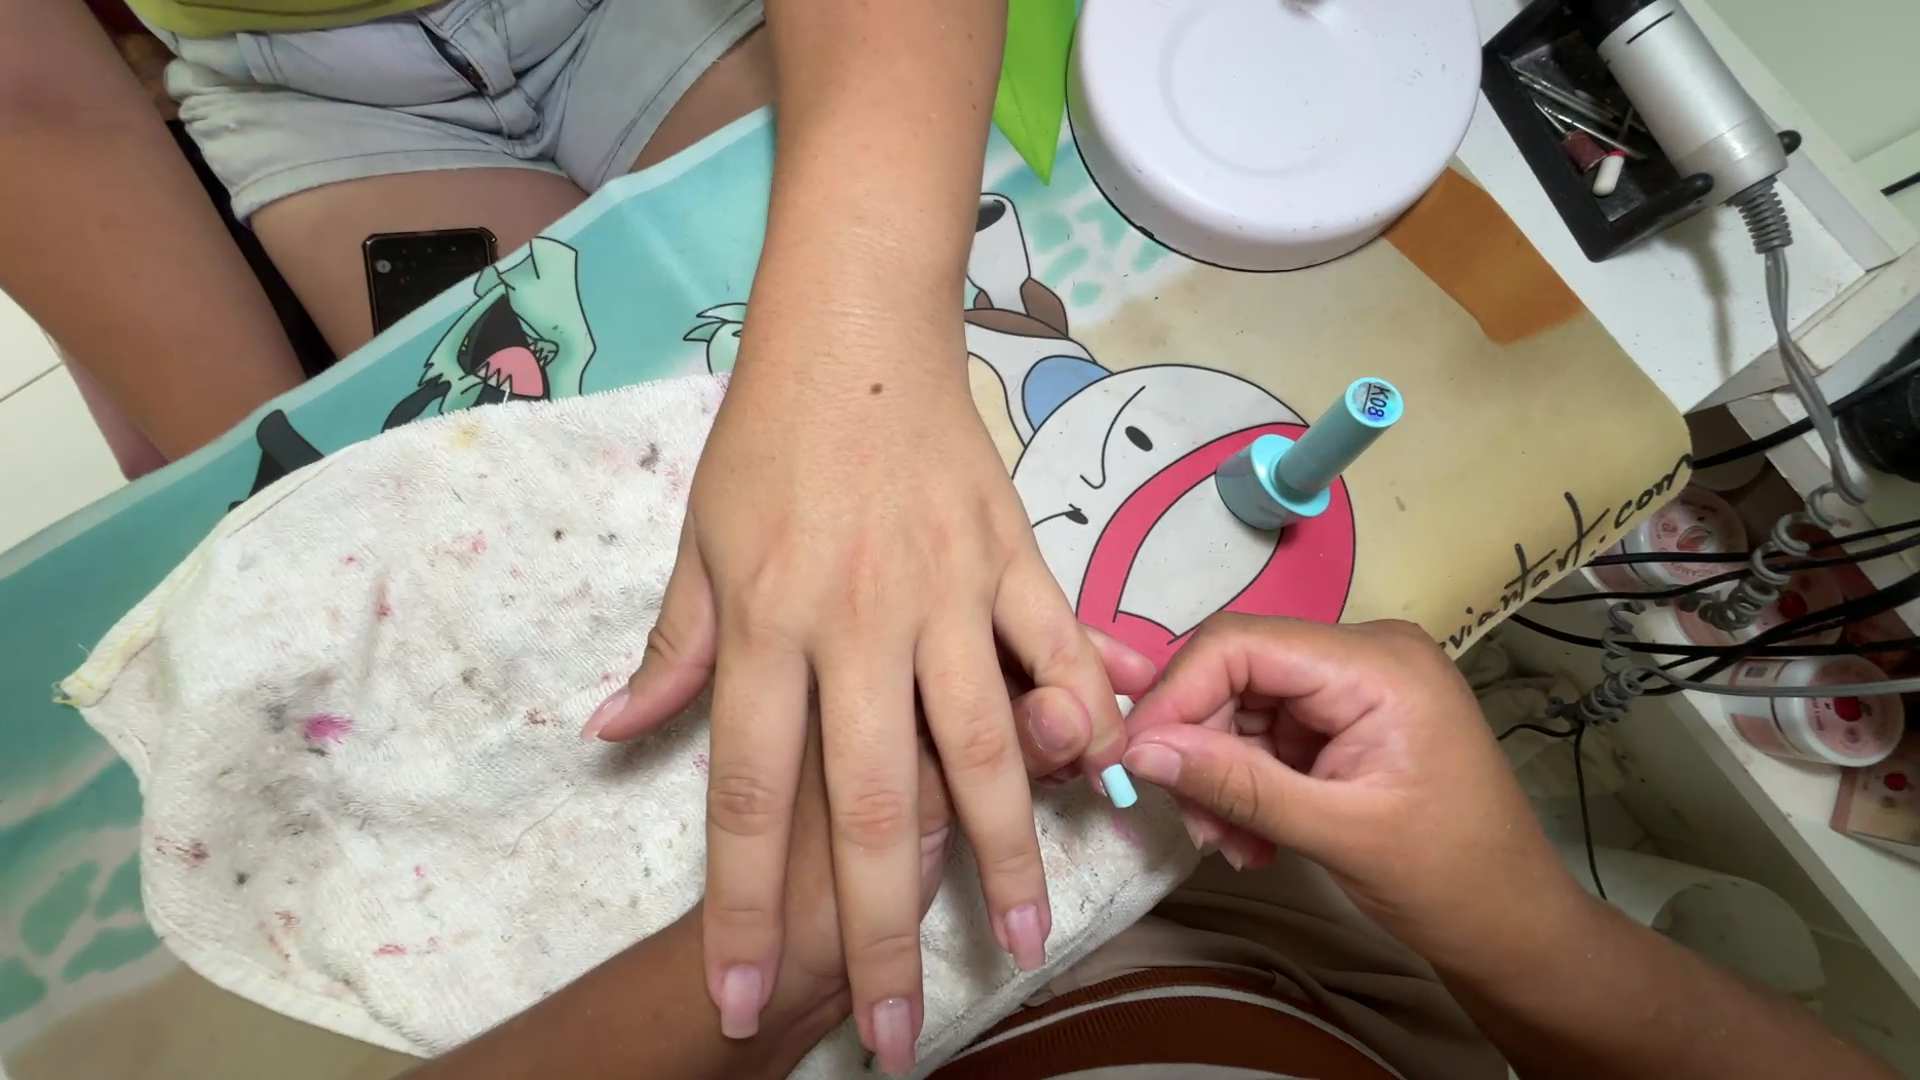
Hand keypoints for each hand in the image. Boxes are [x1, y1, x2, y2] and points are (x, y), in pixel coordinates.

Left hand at [582, 303, 1135, 1071]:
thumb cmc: (771, 434)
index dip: (746, 904)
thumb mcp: (700, 537)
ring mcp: (950, 590)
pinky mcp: (1013, 555)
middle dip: (882, 929)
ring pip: (984, 742)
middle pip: (874, 801)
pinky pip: (1056, 643)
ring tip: (1026, 939)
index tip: (744, 996)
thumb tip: (615, 733)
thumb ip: (673, 646)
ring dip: (1006, 850)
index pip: (754, 792)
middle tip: (895, 1033)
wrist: (857, 334)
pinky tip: (1103, 772)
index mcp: (769, 622)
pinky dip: (1082, 707)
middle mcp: (861, 623)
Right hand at [1120, 615, 1584, 968]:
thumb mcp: (1337, 834)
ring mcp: (1344, 683)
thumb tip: (1137, 752)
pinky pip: (1257, 731)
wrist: (1517, 932)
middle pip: (1234, 672)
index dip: (1178, 691)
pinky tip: (1246, 836)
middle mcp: (1357, 654)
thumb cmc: (1452, 882)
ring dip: (1215, 773)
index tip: (1134, 754)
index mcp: (1377, 664)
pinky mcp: (1332, 714)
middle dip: (1197, 743)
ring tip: (1223, 842)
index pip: (1242, 643)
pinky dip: (1238, 781)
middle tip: (1186, 817)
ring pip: (1236, 705)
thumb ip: (1235, 785)